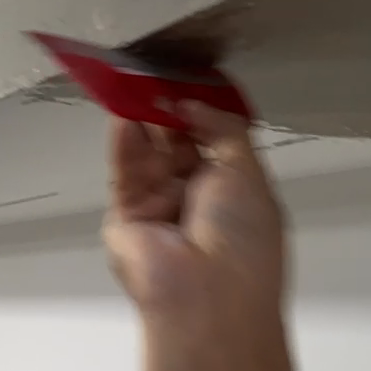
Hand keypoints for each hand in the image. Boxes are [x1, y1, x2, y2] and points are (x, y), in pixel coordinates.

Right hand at [102, 101, 286, 366]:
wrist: (207, 296)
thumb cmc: (241, 235)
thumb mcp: (248, 173)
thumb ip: (221, 129)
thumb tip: (189, 102)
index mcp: (231, 190)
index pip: (209, 140)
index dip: (198, 111)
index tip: (185, 80)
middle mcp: (193, 196)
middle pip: (174, 144)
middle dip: (166, 112)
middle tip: (153, 75)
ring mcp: (157, 206)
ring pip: (146, 156)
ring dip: (142, 123)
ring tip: (132, 85)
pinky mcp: (124, 216)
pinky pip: (124, 175)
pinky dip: (123, 146)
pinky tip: (122, 118)